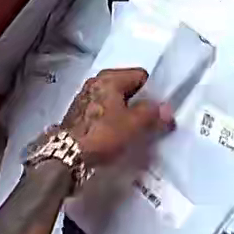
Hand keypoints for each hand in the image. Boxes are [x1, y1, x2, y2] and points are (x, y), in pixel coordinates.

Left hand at [58, 67, 172, 165]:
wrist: (66, 157)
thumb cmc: (103, 134)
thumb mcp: (134, 124)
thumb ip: (153, 113)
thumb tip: (167, 109)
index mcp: (110, 77)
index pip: (141, 76)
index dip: (153, 92)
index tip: (157, 111)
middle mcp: (96, 81)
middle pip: (127, 88)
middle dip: (139, 103)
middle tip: (147, 122)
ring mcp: (85, 96)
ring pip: (115, 100)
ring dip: (125, 113)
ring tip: (132, 131)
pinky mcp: (78, 113)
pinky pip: (103, 110)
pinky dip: (111, 119)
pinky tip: (115, 135)